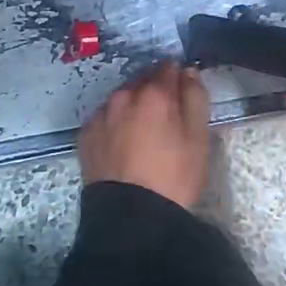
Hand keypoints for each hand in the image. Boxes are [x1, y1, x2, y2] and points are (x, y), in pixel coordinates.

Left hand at [78, 60, 211, 207]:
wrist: (130, 218)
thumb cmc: (173, 177)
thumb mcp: (198, 137)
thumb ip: (195, 97)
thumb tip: (188, 71)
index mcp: (154, 93)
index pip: (169, 67)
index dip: (178, 79)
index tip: (183, 95)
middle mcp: (124, 95)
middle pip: (143, 80)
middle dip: (155, 91)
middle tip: (166, 119)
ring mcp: (101, 114)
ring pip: (122, 98)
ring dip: (133, 106)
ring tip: (142, 135)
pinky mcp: (86, 134)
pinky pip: (105, 117)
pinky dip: (115, 123)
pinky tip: (122, 145)